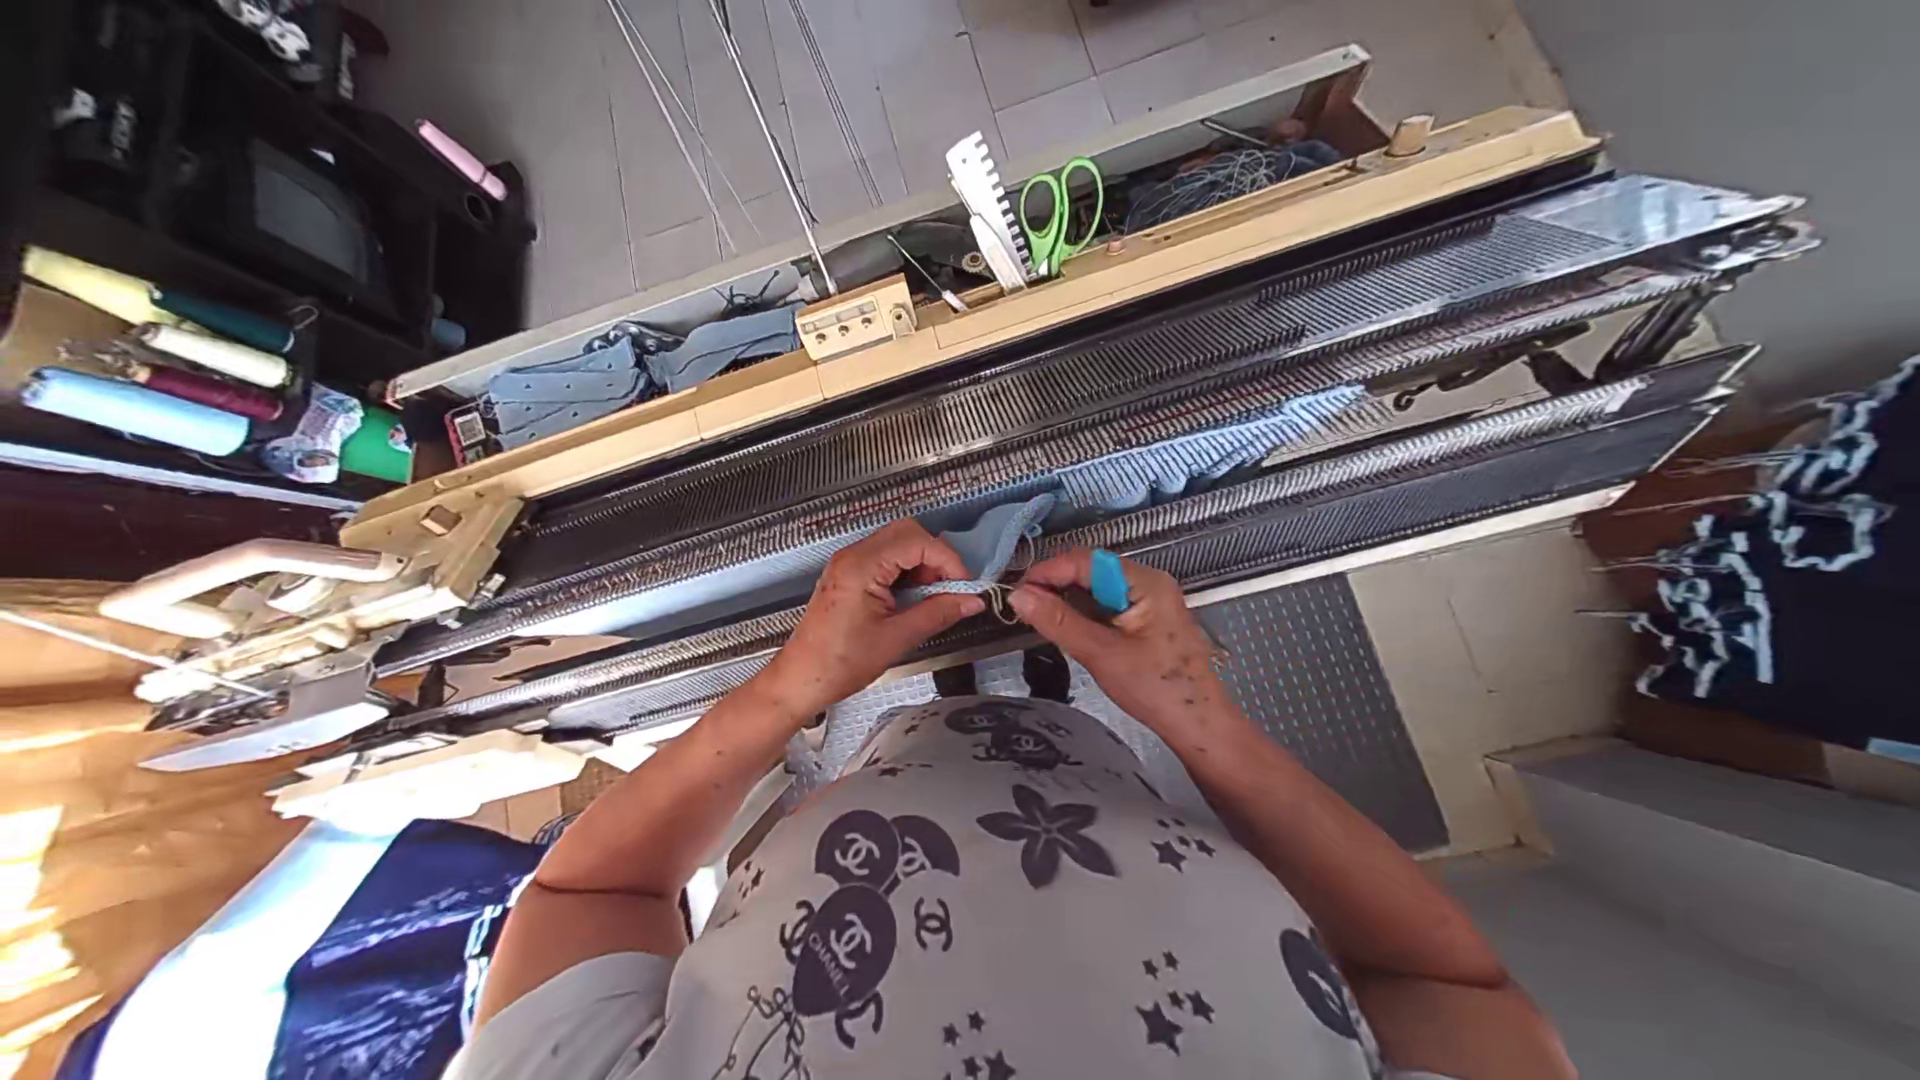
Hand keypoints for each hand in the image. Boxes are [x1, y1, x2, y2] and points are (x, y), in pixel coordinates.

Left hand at [754, 519, 984, 718]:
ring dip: (921, 564)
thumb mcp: (898, 638)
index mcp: (862, 566)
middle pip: (907, 532)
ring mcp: (848, 563)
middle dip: (935, 556)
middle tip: (948, 588)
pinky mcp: (848, 574)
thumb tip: (971, 601)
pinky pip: (885, 558)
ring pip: (897, 543)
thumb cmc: (840, 662)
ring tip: (930, 597)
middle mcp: (853, 556)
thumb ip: (939, 613)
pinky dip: (906, 571)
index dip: (947, 560)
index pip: (917, 541)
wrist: (802, 679)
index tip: (963, 585)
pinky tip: (912, 598)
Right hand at [1009, 548, 1238, 741]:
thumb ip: (1058, 621)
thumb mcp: (1101, 654)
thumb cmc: (1157, 688)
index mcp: (1145, 581)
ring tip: (1037, 618)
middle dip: (1054, 586)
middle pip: (1090, 571)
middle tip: (1023, 608)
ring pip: (1095, 589)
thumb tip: (1018, 595)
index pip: (1085, 560)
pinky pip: (1105, 606)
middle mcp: (1148, 583)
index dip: (1047, 571)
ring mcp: (1149, 601)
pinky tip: (1065, 629)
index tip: (1018, 592)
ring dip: (1066, 601)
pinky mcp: (1145, 620)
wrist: (1198, 725)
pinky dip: (1082, 614)